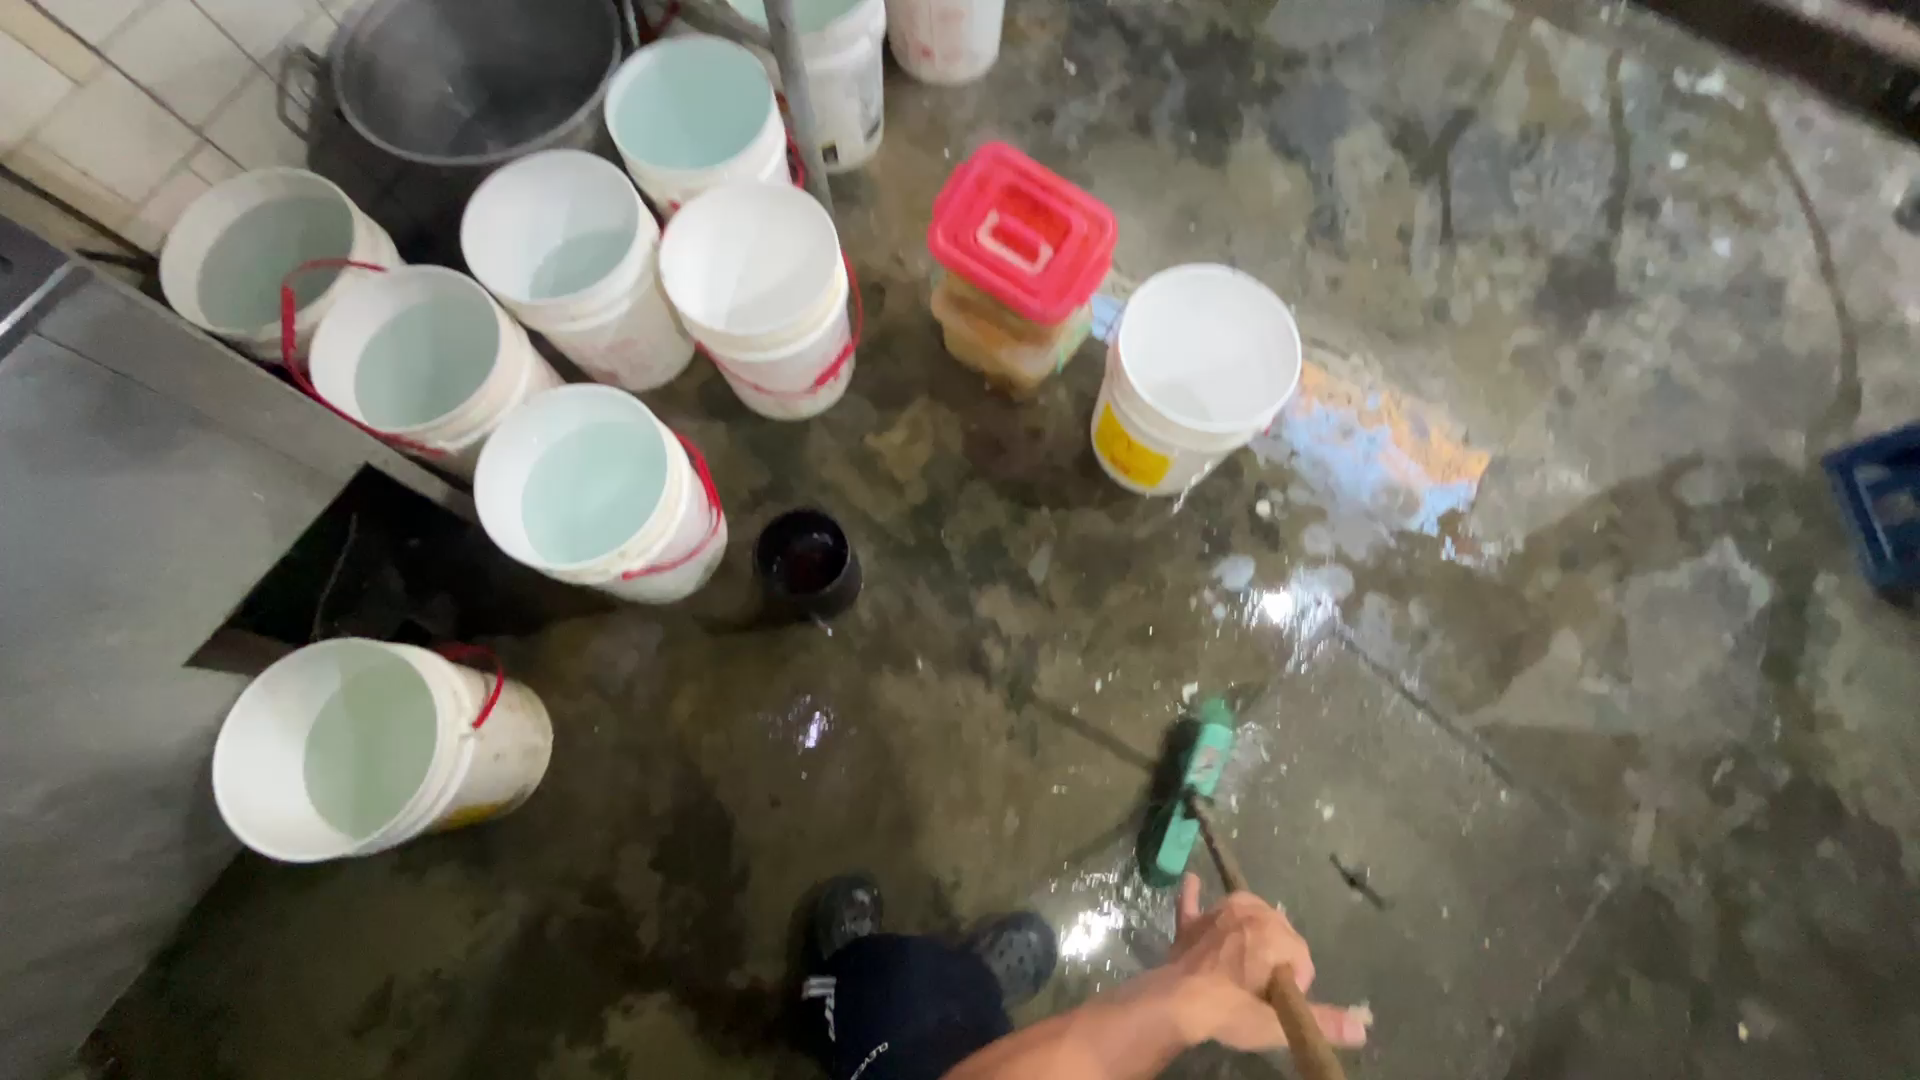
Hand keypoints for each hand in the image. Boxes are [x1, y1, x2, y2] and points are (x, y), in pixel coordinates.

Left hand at [1167, 873, 1370, 1051]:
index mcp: (1271, 930)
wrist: (1178, 1001)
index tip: (1283, 1000)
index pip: (1300, 953)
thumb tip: (1363, 1026)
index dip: (1297, 980)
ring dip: (1250, 927)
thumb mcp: (1279, 1021)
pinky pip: (1194, 900)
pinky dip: (1195, 894)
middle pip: (1276, 928)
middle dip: (1277, 953)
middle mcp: (1245, 910)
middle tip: (1264, 987)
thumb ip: (1323, 1020)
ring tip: (1247, 961)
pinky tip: (1192, 881)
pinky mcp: (1190, 921)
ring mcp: (1214, 912)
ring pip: (1244, 909)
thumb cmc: (1231, 1009)